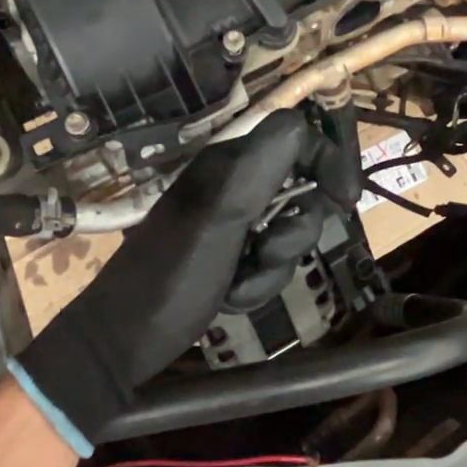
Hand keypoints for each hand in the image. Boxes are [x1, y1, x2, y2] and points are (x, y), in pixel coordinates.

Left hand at [10, 109, 341, 453]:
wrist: (122, 342)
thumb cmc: (172, 274)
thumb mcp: (222, 211)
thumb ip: (263, 164)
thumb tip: (302, 124)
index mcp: (229, 164)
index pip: (296, 136)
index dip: (326, 160)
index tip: (344, 200)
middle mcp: (233, 185)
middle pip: (300, 190)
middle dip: (293, 232)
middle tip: (267, 250)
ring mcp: (232, 224)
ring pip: (289, 233)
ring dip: (272, 267)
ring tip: (238, 282)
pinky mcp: (230, 258)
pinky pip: (269, 264)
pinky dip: (257, 285)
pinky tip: (229, 297)